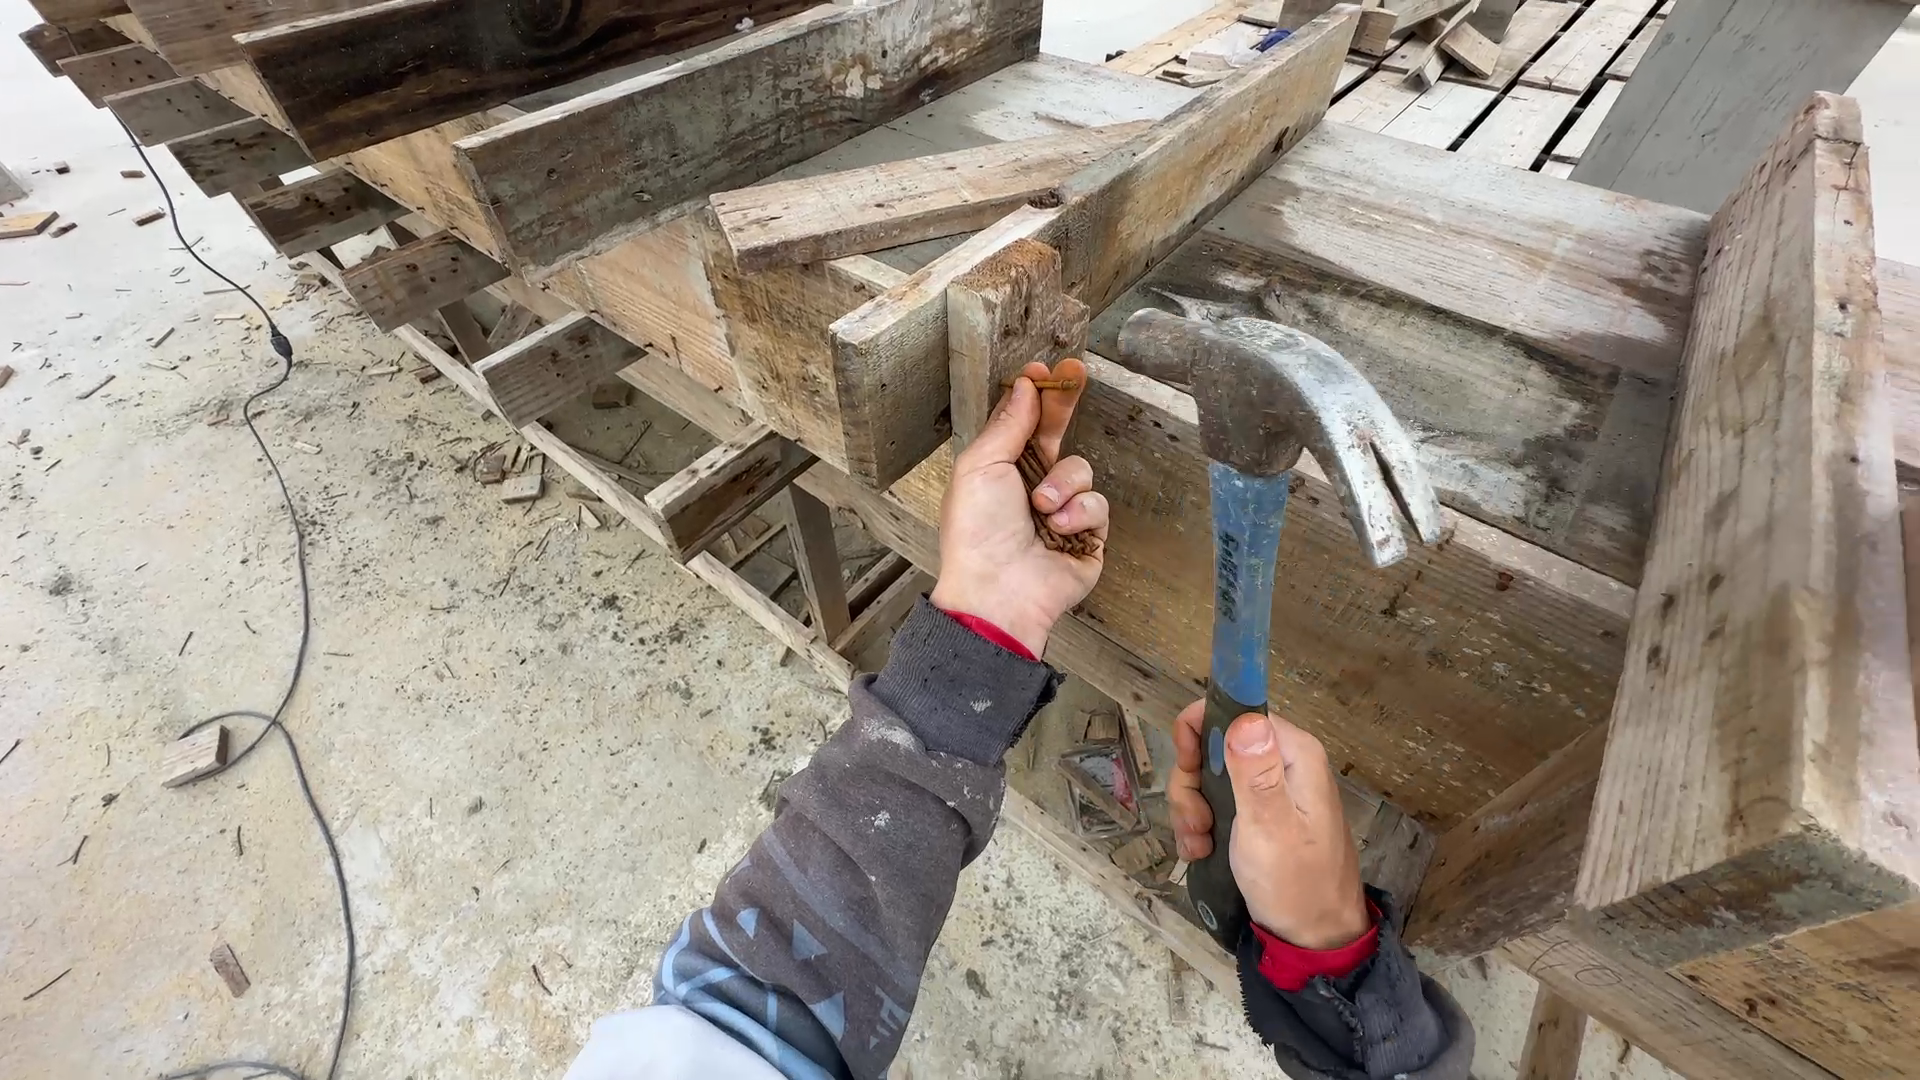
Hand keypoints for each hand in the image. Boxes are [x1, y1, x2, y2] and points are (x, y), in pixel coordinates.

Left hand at [929, 358, 1107, 657]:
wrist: (998, 590)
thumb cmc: (977, 532)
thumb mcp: (980, 467)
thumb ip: (1007, 425)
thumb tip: (1024, 388)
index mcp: (1000, 470)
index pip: (1022, 424)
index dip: (1035, 396)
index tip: (1044, 368)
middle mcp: (1031, 486)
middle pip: (1057, 434)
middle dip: (1065, 403)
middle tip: (1076, 370)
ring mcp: (1061, 510)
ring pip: (1081, 469)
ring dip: (1062, 484)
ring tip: (1042, 507)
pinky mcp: (1087, 534)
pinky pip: (1097, 504)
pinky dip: (1078, 514)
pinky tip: (1058, 530)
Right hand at [1167, 702, 1369, 949]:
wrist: (1311, 942)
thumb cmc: (1295, 883)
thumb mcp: (1270, 827)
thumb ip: (1256, 773)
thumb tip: (1245, 718)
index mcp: (1293, 754)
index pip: (1235, 710)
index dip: (1200, 730)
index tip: (1187, 765)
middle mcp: (1280, 762)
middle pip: (1213, 745)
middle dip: (1192, 783)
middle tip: (1197, 821)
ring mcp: (1266, 789)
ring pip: (1206, 776)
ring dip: (1191, 809)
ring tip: (1199, 844)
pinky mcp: (1255, 813)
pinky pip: (1211, 802)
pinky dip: (1198, 825)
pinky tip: (1201, 851)